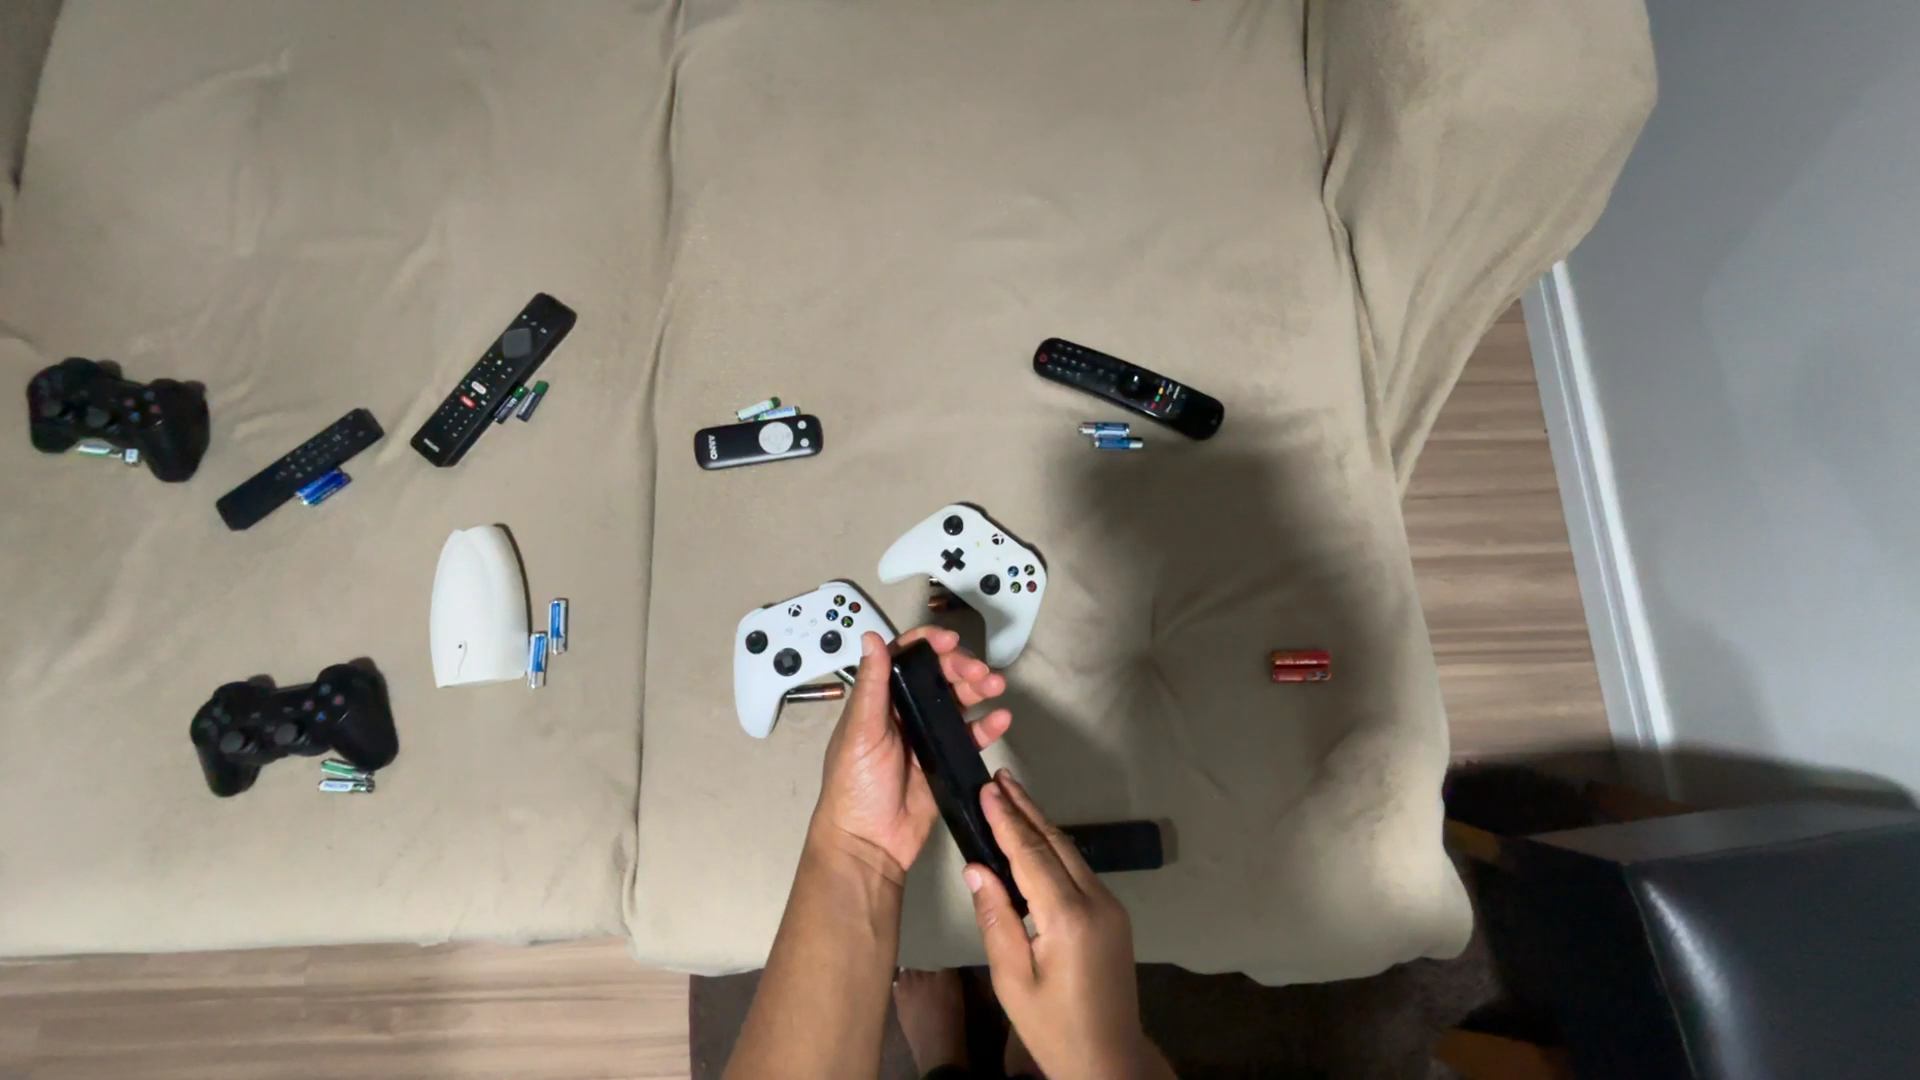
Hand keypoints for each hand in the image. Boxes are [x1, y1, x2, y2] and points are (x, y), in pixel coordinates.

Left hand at [811, 627, 1010, 885]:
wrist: (869, 842)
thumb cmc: (854, 784)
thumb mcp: (860, 730)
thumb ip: (871, 684)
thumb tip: (871, 637)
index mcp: (880, 698)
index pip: (906, 658)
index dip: (929, 644)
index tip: (949, 640)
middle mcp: (905, 710)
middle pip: (939, 674)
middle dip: (961, 665)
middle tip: (980, 672)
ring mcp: (927, 733)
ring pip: (958, 699)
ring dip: (979, 688)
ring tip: (996, 687)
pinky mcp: (946, 757)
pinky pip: (971, 734)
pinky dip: (988, 725)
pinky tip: (1000, 719)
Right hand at [966, 772, 1173, 1079]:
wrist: (1110, 1061)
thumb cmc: (1052, 1027)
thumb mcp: (1012, 980)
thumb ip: (995, 918)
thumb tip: (976, 866)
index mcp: (1068, 918)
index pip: (1030, 855)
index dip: (1006, 819)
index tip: (987, 789)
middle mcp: (1095, 900)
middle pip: (1054, 842)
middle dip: (1024, 808)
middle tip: (999, 778)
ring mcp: (1109, 905)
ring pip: (1069, 851)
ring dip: (1038, 823)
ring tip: (1011, 796)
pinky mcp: (1112, 912)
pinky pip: (1077, 868)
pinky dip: (1052, 846)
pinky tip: (1034, 836)